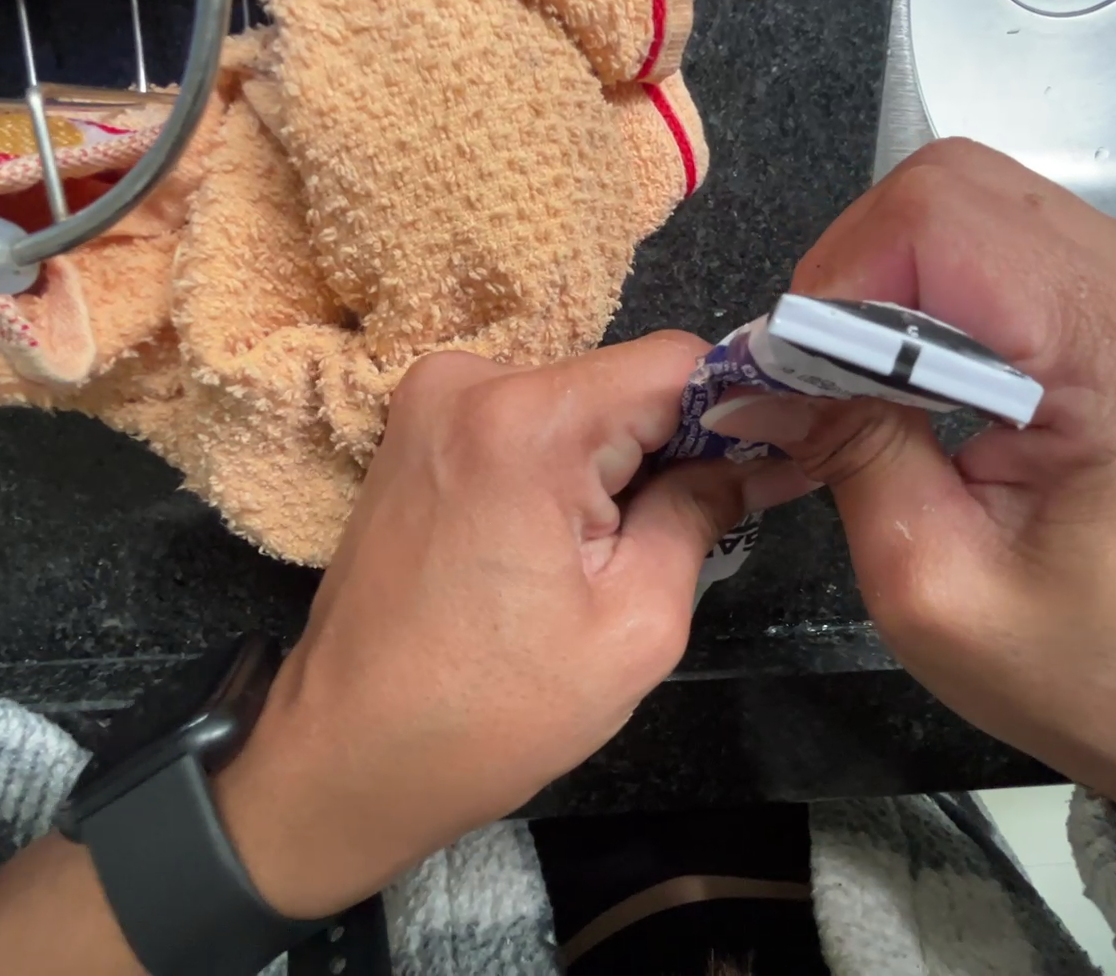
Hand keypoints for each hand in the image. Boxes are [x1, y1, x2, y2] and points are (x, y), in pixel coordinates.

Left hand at [217, 333, 808, 918]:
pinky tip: (564, 531)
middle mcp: (469, 379)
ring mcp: (430, 400)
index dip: (737, 406)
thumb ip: (703, 513)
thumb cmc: (493, 709)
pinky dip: (564, 461)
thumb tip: (754, 458)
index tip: (770, 457)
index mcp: (528, 418)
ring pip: (575, 401)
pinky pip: (524, 420)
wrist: (345, 754)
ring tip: (620, 544)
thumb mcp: (636, 622)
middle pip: (621, 381)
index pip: (675, 362)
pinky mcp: (414, 431)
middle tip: (705, 519)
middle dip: (675, 441)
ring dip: (618, 458)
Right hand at [705, 139, 1115, 974]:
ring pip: (976, 202)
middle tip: (818, 366)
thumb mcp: (928, 584)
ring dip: (889, 278)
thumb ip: (848, 452)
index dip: (836, 275)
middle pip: (954, 185)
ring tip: (863, 374)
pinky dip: (932, 290)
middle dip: (852, 268)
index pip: (938, 218)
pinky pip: (1008, 244)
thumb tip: (764, 381)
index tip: (795, 368)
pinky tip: (923, 372)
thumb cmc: (1077, 672)